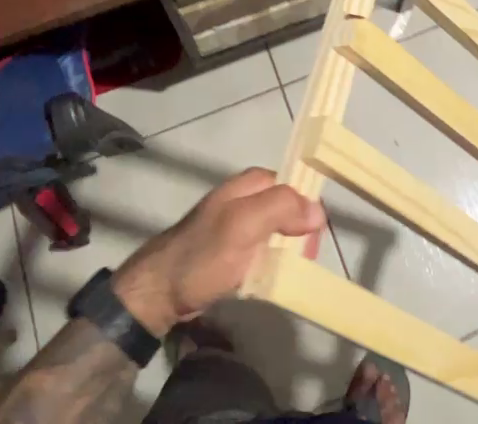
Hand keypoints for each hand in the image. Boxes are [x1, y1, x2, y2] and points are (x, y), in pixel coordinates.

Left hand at [111, 168, 324, 335]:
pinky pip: (263, 251)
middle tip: (302, 259)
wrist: (160, 293)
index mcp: (249, 184)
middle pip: (287, 209)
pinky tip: (271, 278)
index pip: (292, 184)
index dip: (306, 207)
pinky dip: (272, 263)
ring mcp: (237, 226)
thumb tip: (318, 210)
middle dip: (298, 233)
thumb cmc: (203, 255)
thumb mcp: (244, 225)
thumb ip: (280, 208)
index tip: (312, 237)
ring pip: (277, 232)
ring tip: (288, 272)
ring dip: (286, 250)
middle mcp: (245, 199)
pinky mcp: (232, 251)